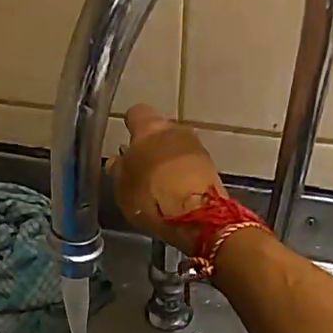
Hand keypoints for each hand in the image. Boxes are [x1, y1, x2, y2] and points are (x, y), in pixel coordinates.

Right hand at [108, 104, 226, 255]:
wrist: (198, 217)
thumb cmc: (152, 197)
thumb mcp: (122, 188)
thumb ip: (119, 170)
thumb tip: (118, 161)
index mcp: (149, 126)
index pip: (136, 114)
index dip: (132, 128)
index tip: (128, 144)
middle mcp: (177, 129)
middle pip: (163, 132)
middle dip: (155, 147)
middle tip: (147, 172)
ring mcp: (199, 149)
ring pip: (180, 151)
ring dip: (173, 165)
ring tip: (165, 189)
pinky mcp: (215, 172)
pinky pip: (194, 171)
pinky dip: (188, 180)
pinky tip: (181, 198)